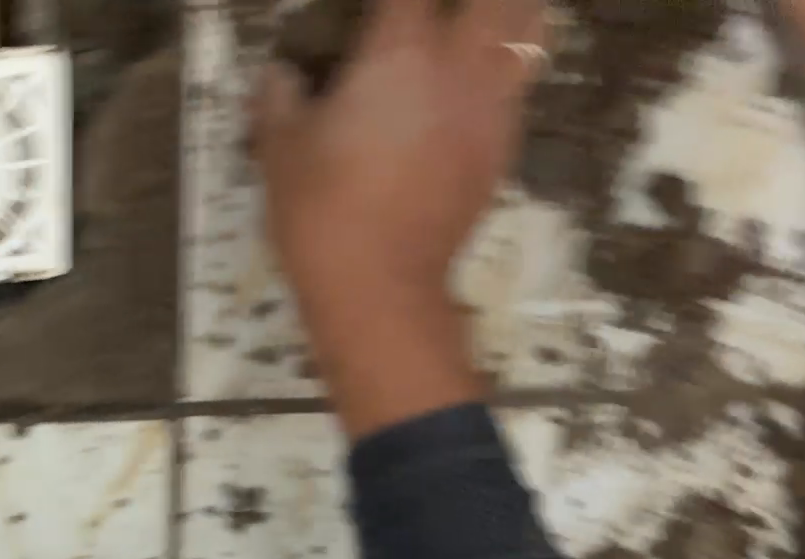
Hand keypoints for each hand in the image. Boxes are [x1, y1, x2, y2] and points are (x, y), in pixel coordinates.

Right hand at [254, 0, 544, 324]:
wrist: (377, 283)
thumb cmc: (318, 213)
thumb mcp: (278, 157)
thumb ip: (277, 103)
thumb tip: (276, 74)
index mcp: (397, 53)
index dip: (392, 0)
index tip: (377, 9)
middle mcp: (458, 61)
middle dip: (464, 1)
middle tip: (426, 19)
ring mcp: (491, 101)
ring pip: (528, 25)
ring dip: (505, 15)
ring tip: (478, 26)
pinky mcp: (503, 142)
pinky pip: (520, 82)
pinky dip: (505, 69)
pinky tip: (475, 89)